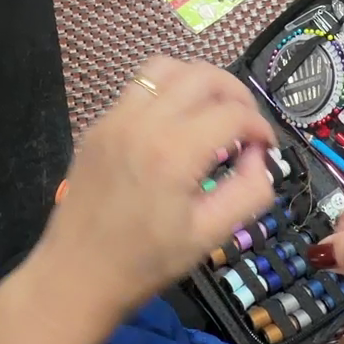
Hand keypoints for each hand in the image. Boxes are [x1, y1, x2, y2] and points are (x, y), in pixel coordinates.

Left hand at [30, 56, 278, 321]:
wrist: (77, 275)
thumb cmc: (146, 262)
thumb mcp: (210, 235)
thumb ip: (249, 191)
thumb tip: (260, 155)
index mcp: (174, 153)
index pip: (232, 114)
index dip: (260, 126)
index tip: (266, 147)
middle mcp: (143, 123)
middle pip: (202, 75)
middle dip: (235, 92)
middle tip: (245, 122)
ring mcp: (115, 118)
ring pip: (166, 67)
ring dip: (199, 81)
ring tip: (212, 110)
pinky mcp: (99, 124)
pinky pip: (139, 87)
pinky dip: (167, 92)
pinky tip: (175, 123)